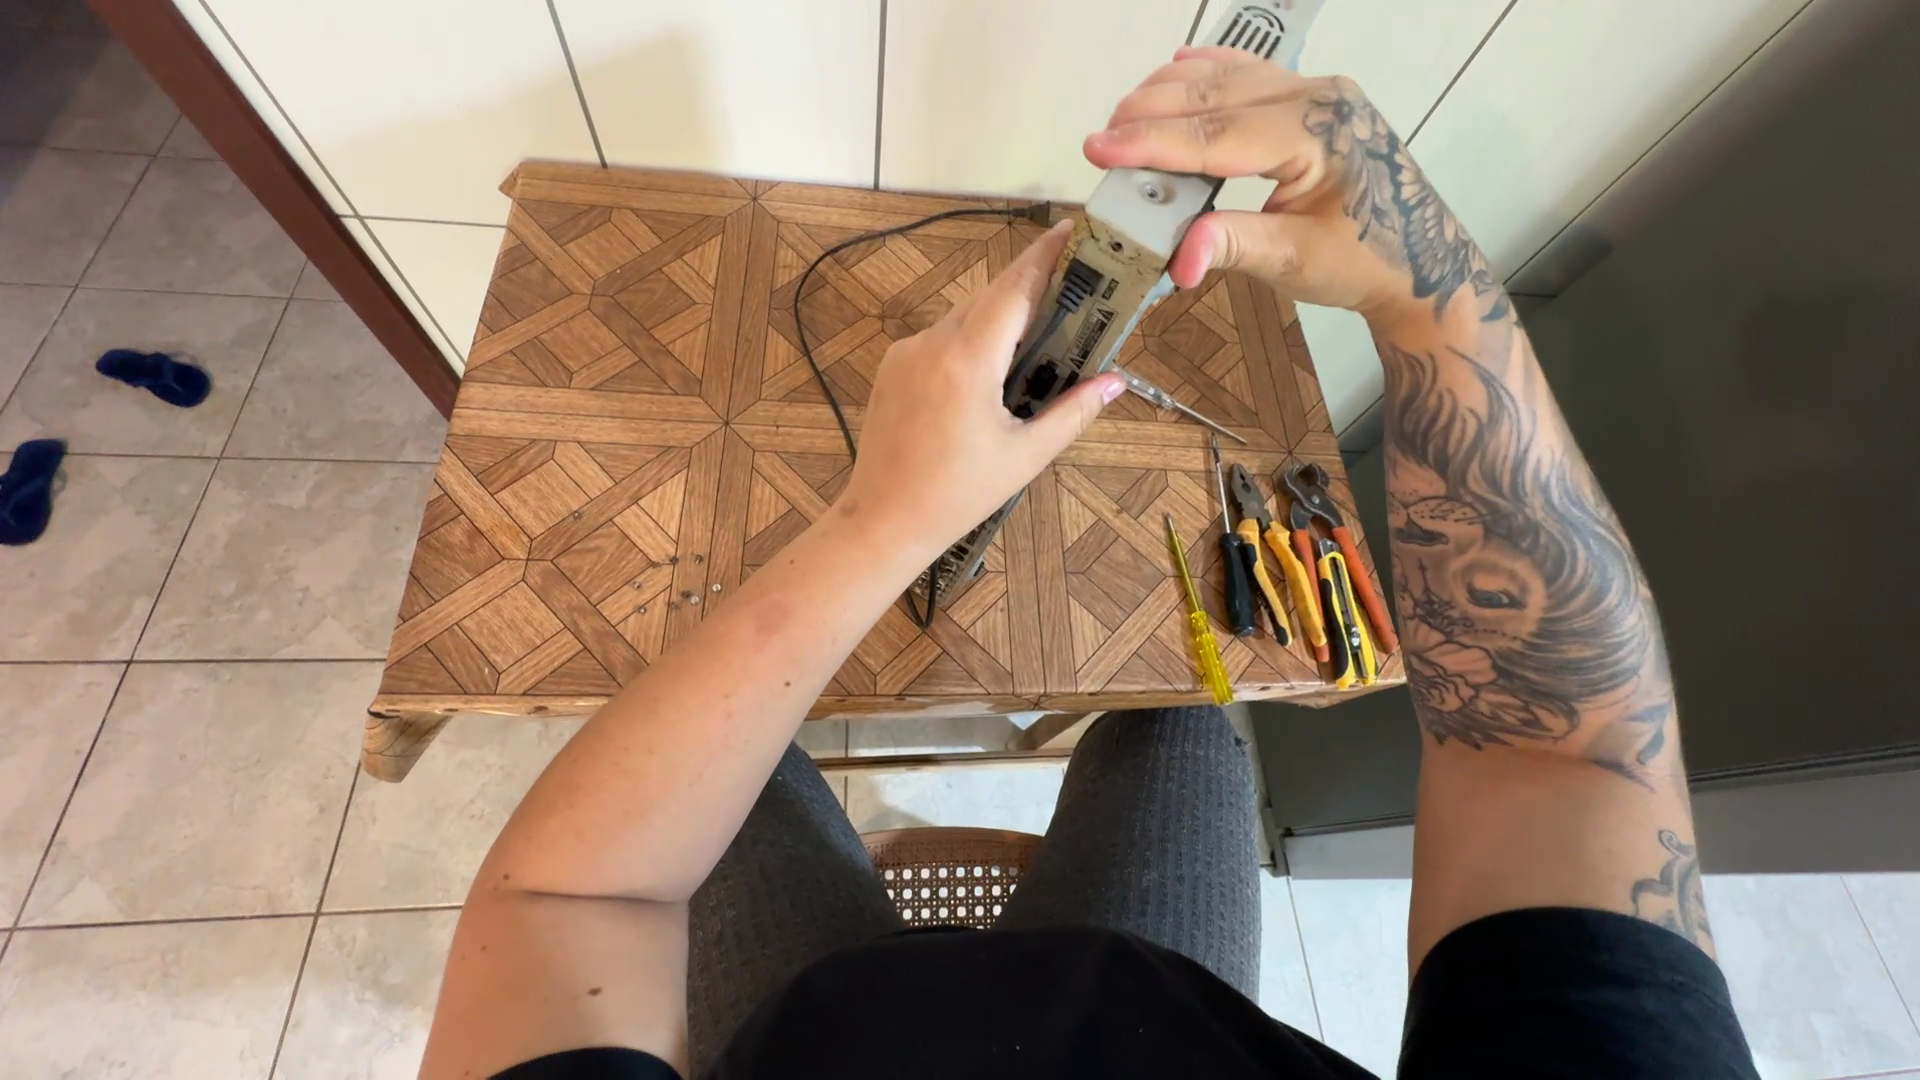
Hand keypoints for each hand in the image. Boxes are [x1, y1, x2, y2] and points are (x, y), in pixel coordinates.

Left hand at [832, 222, 1124, 559]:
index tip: (1071, 230)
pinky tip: (985, 372)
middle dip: (1029, 287)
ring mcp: (905, 352)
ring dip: (997, 318)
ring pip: (962, 316)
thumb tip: (1114, 382)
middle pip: (989, 297)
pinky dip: (967, 340)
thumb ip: (1072, 412)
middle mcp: (931, 344)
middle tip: (1068, 289)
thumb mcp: (1024, 456)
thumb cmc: (956, 495)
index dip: (1046, 256)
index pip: (1015, 289)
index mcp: (967, 361)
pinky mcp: (891, 366)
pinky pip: (938, 337)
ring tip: (1031, 339)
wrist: (882, 519)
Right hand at [1085, 46, 1492, 323]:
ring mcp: (1317, 94)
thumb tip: (1179, 261)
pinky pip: (1252, 74)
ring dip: (1171, 93)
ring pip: (1229, 79)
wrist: (1416, 257)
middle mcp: (1316, 99)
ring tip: (1123, 114)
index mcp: (1314, 134)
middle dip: (1150, 113)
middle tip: (1100, 136)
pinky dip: (1210, 72)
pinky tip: (1180, 63)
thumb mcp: (1295, 261)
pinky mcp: (1313, 102)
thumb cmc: (1361, 260)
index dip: (1150, 142)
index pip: (1215, 133)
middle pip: (1215, 96)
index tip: (1099, 147)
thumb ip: (1235, 247)